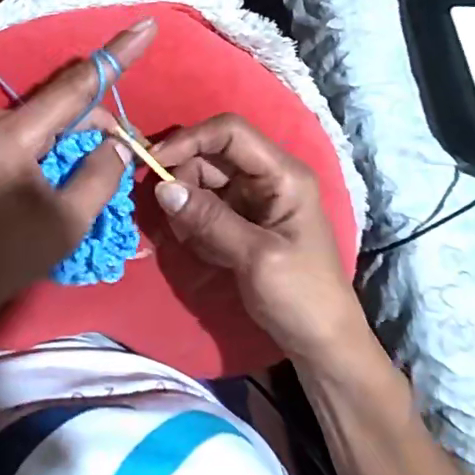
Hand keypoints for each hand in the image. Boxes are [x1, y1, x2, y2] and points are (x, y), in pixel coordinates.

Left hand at [0, 19, 157, 339]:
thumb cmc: (6, 255)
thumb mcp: (67, 220)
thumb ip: (100, 173)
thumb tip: (117, 144)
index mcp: (16, 133)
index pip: (78, 84)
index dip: (117, 55)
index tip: (147, 26)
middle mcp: (0, 123)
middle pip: (68, 106)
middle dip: (104, 125)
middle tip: (133, 158)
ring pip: (55, 124)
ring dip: (85, 143)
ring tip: (109, 176)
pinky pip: (39, 140)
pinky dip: (65, 153)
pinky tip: (81, 179)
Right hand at [150, 114, 365, 361]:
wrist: (320, 342)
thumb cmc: (301, 295)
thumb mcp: (256, 257)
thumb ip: (209, 219)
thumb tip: (162, 188)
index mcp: (283, 175)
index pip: (230, 132)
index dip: (190, 139)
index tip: (154, 162)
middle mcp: (265, 177)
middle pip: (208, 153)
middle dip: (182, 176)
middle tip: (170, 212)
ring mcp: (250, 198)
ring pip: (200, 179)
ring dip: (185, 203)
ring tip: (190, 238)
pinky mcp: (238, 218)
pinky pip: (201, 204)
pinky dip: (191, 220)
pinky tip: (201, 247)